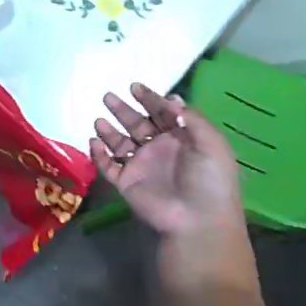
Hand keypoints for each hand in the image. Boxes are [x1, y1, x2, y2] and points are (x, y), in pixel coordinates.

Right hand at [88, 83, 243, 238]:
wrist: (196, 218)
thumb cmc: (209, 180)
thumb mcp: (211, 144)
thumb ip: (192, 120)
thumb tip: (171, 99)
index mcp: (180, 139)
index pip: (162, 114)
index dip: (149, 99)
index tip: (135, 87)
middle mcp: (158, 149)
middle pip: (136, 124)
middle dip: (123, 110)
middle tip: (108, 96)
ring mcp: (140, 165)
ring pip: (119, 143)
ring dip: (108, 131)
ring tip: (99, 120)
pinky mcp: (125, 182)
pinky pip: (107, 165)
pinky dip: (98, 154)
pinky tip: (94, 142)